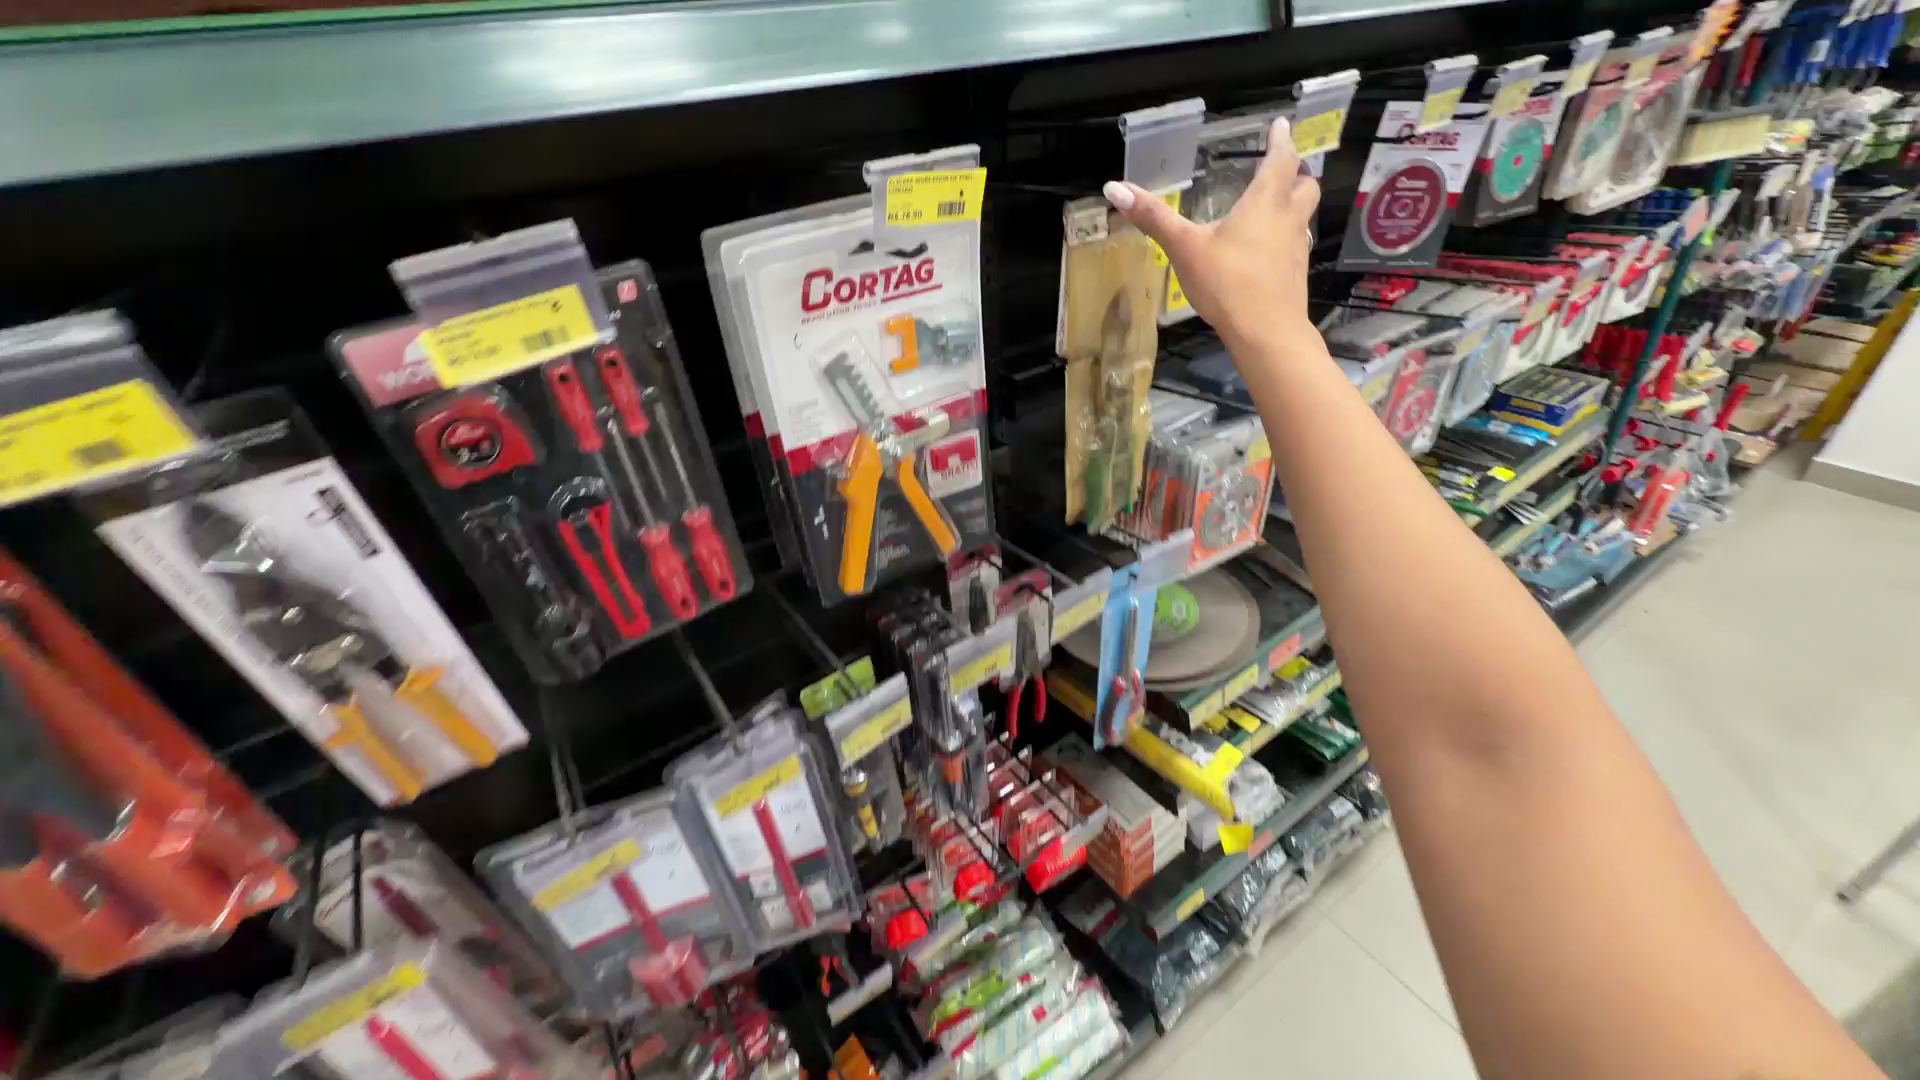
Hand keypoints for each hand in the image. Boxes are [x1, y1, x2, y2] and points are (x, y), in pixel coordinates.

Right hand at [1102, 116, 1319, 353]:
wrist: (1266, 331)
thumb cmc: (1227, 283)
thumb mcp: (1184, 248)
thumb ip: (1154, 218)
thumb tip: (1114, 188)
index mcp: (1264, 203)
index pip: (1281, 159)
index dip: (1281, 140)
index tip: (1279, 126)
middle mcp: (1287, 219)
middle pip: (1304, 184)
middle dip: (1295, 172)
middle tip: (1281, 169)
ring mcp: (1295, 248)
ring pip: (1303, 215)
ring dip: (1294, 204)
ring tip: (1275, 207)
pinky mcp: (1295, 274)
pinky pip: (1295, 245)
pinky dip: (1286, 237)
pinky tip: (1268, 251)